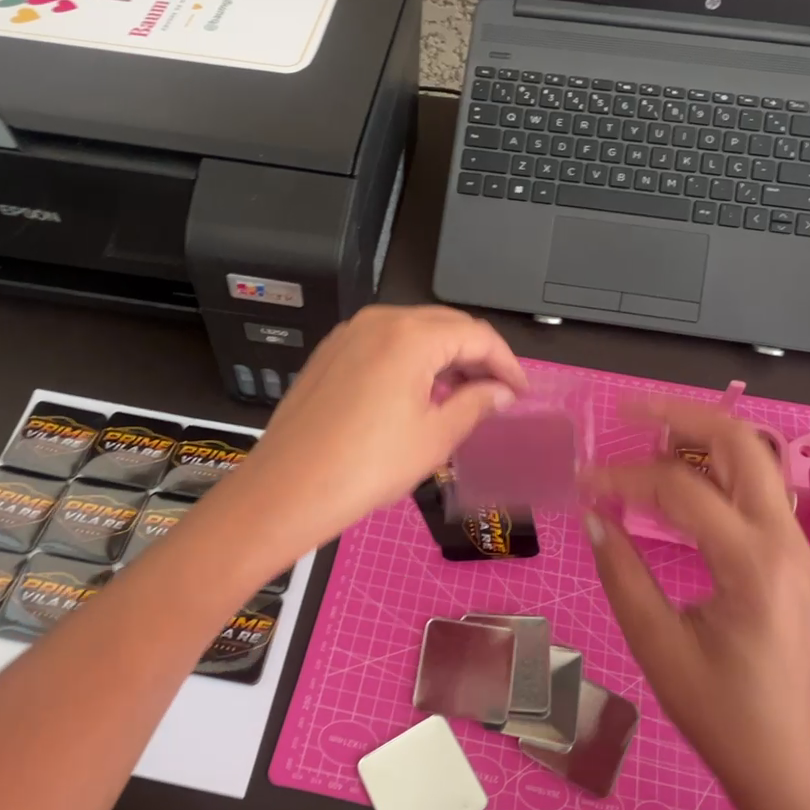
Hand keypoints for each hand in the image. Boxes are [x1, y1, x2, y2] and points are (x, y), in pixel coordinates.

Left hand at [234, 305, 525, 544]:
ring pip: (412, 333)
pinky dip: (410, 361)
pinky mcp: (330, 354)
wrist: (289, 488)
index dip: (507, 363)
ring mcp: (348, 335)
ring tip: (462, 397)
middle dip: (477, 356)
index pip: (477, 335)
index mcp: (410, 335)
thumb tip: (500, 393)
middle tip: (497, 393)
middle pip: (445, 325)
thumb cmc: (368, 465)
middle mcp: (378, 321)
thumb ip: (476, 404)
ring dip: (444, 358)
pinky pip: (383, 344)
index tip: (521, 391)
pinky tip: (417, 395)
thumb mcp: (435, 437)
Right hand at [581, 401, 809, 772]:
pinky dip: (711, 468)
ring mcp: (791, 542)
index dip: (621, 477)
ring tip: (645, 435)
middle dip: (680, 417)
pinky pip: (750, 488)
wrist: (791, 760)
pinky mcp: (786, 553)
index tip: (579, 483)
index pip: (677, 488)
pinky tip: (673, 480)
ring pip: (750, 459)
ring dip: (699, 436)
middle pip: (738, 442)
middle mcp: (781, 537)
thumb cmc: (723, 713)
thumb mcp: (658, 645)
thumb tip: (593, 516)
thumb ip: (622, 572)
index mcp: (751, 561)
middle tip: (625, 414)